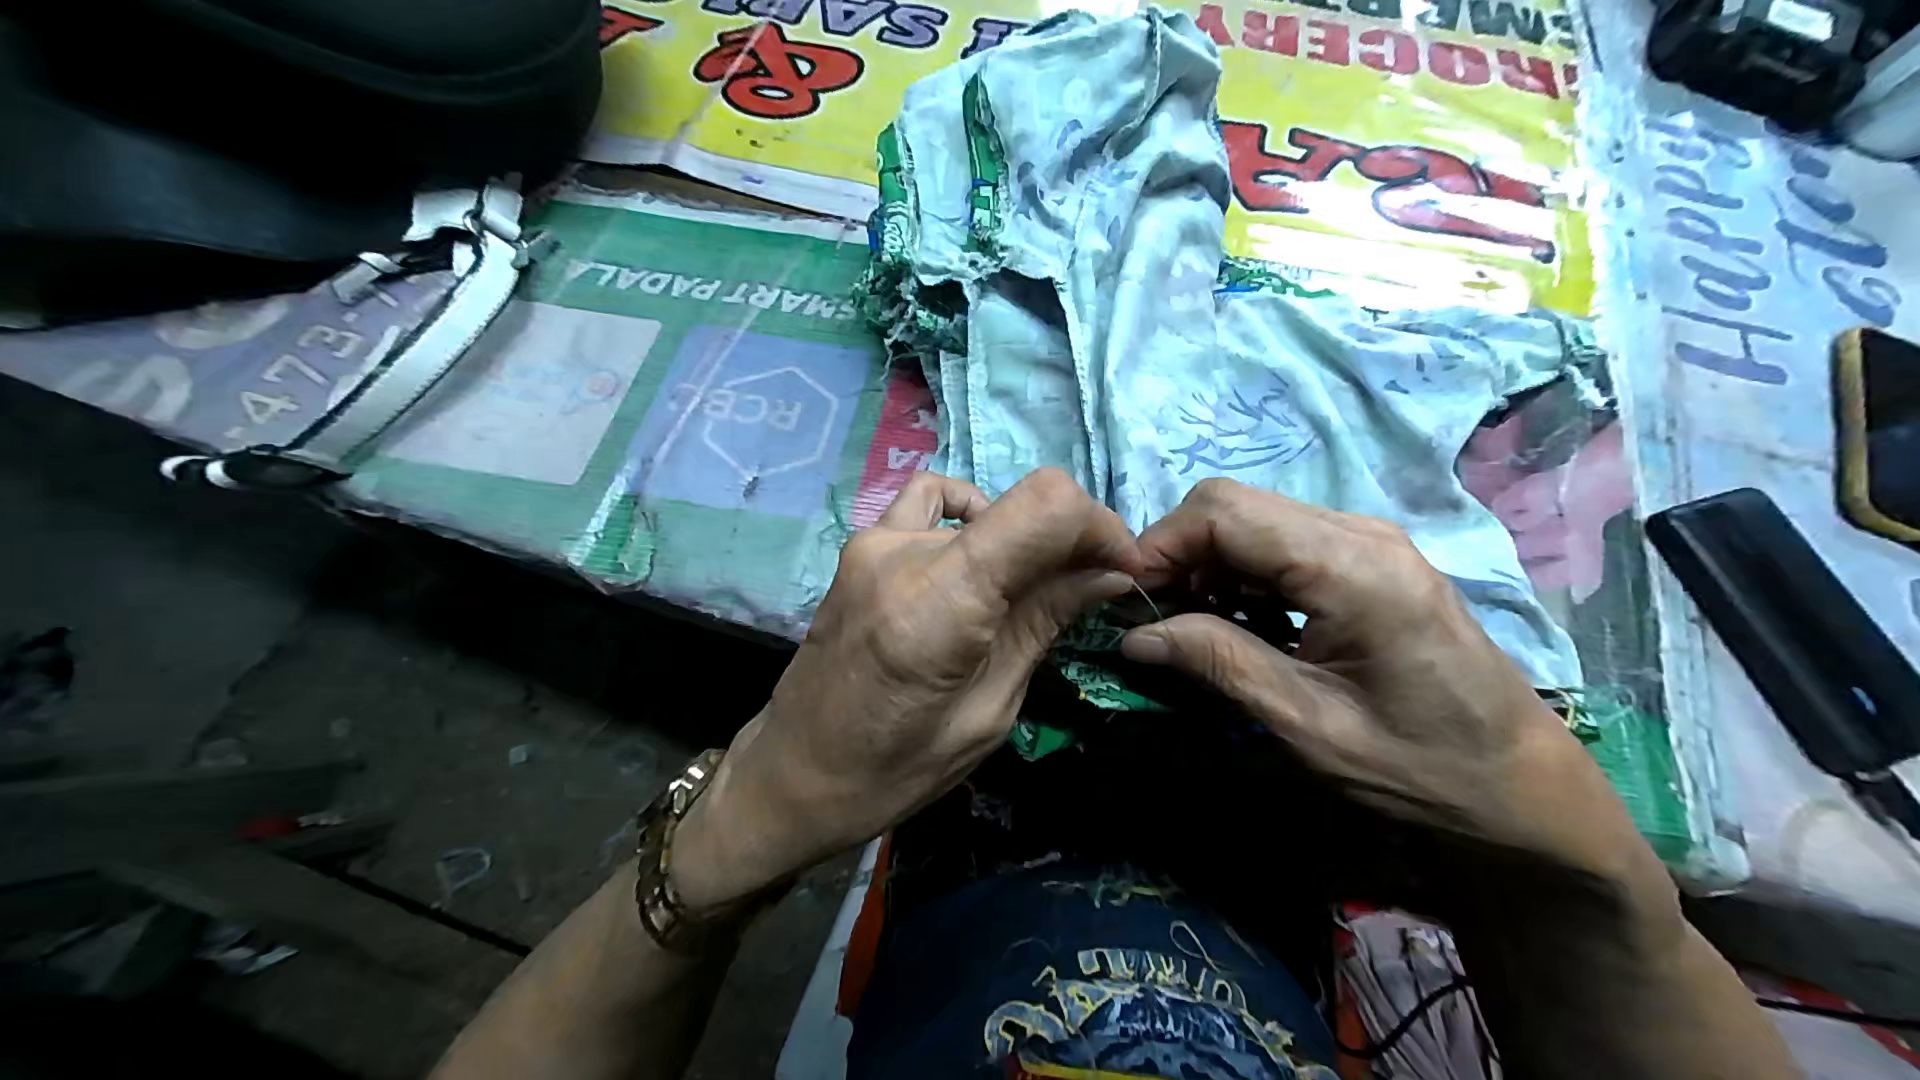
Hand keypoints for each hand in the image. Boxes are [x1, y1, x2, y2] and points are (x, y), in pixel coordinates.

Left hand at [672, 468, 1141, 909]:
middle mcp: (904, 551)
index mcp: (941, 599)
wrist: (795, 772)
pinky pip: (927, 502)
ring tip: (1035, 579)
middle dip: (1071, 539)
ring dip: (1025, 531)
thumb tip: (1108, 573)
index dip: (1098, 527)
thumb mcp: (990, 708)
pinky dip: (969, 515)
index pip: (1045, 507)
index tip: (1120, 568)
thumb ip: (1044, 623)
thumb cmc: (895, 768)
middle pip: (1022, 502)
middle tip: (1089, 585)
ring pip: (983, 500)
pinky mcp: (860, 546)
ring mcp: (874, 541)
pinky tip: (978, 556)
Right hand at [1119, 478, 1650, 881]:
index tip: (1129, 601)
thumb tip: (1133, 635)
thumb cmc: (1420, 767)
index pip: (1223, 513)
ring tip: (1190, 622)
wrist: (1524, 788)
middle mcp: (1358, 533)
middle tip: (1156, 615)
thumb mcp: (1306, 725)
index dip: (1160, 545)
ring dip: (1202, 560)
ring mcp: (1365, 540)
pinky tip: (1234, 617)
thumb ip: (1219, 663)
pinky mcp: (1364, 557)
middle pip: (1230, 502)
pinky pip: (1275, 538)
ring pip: (1248, 515)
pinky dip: (1234, 568)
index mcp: (1352, 568)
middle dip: (1176, 550)